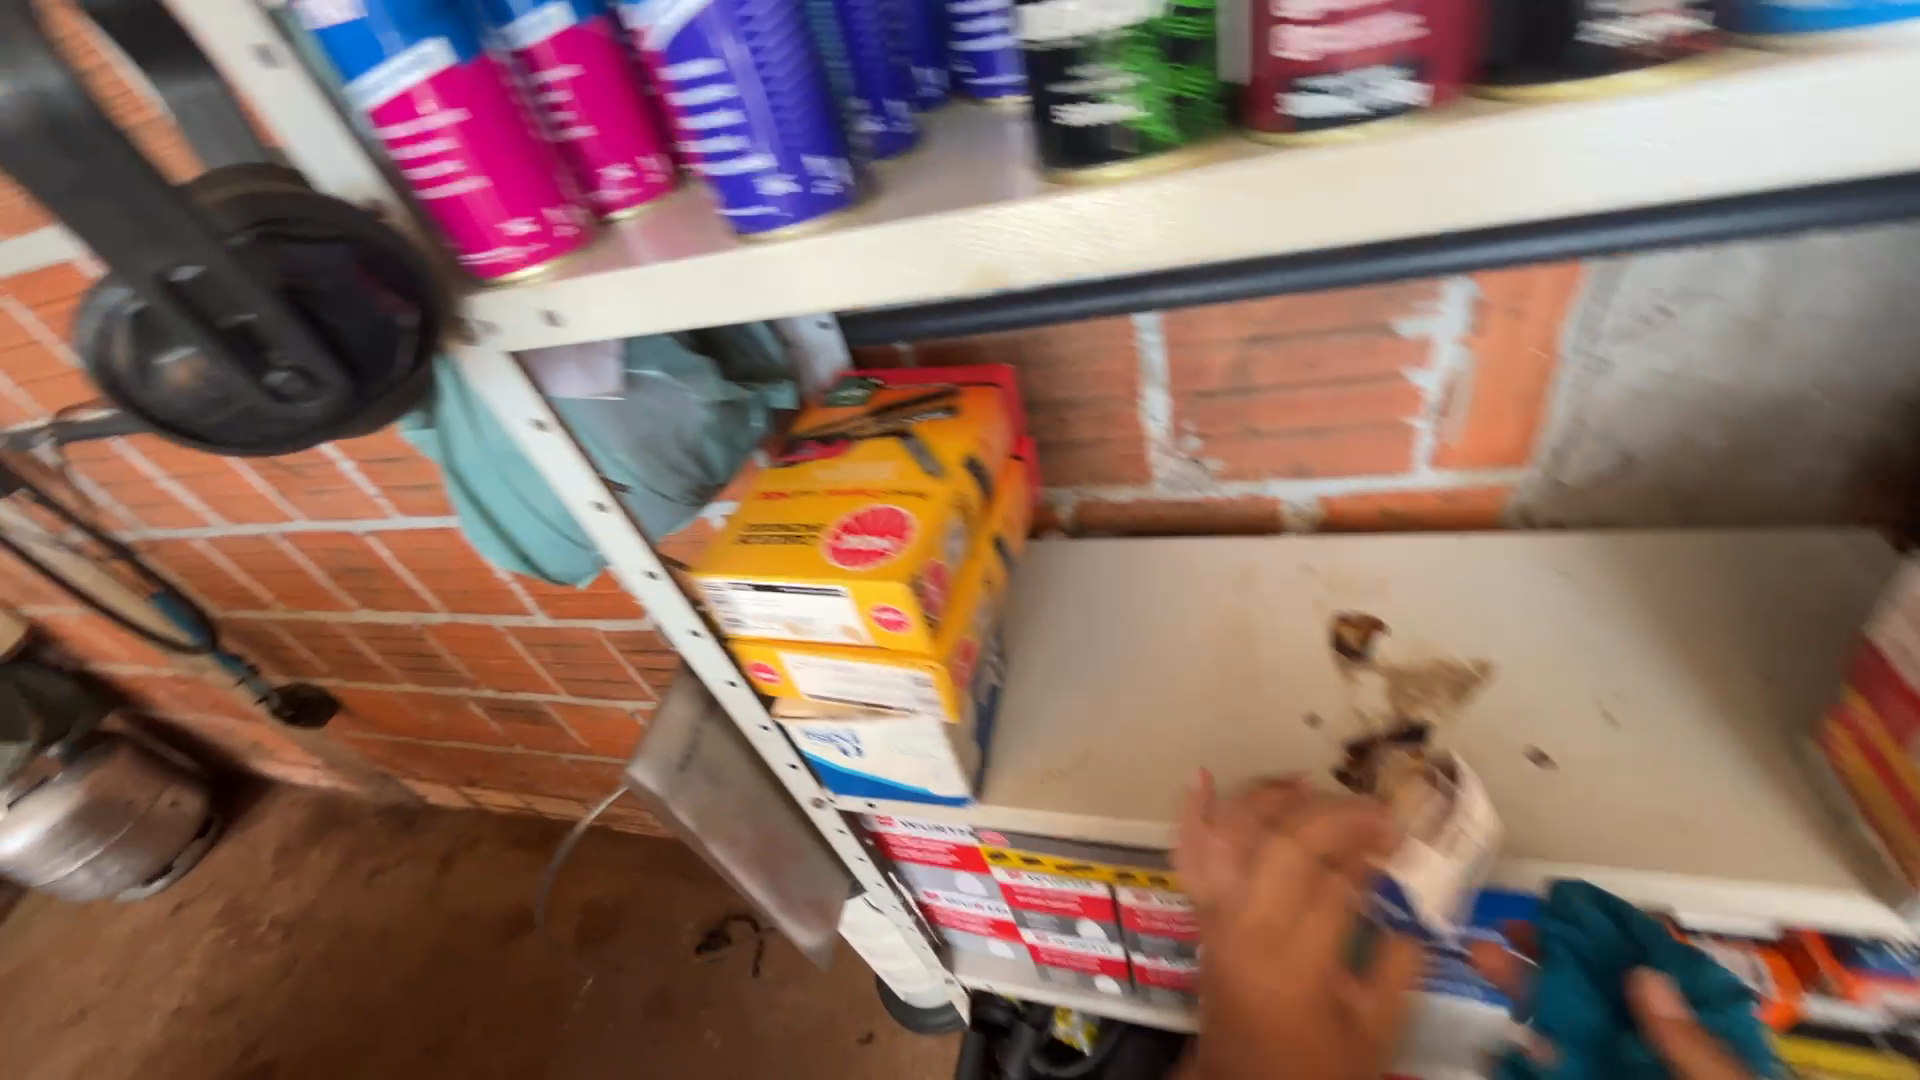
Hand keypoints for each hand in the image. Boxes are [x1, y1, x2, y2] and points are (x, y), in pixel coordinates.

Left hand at [1173, 770, 1424, 1079]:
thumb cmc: (1315, 1067)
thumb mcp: (1376, 1035)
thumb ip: (1398, 970)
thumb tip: (1410, 910)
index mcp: (1299, 962)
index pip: (1334, 882)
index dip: (1369, 851)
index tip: (1399, 837)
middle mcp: (1248, 924)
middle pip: (1284, 846)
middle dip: (1333, 817)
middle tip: (1372, 811)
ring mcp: (1215, 912)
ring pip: (1231, 834)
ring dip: (1267, 799)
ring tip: (1309, 783)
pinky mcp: (1198, 911)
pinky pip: (1186, 853)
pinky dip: (1191, 812)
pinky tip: (1202, 777)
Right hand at [1472, 925, 1758, 1079]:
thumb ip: (1697, 1050)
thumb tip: (1644, 976)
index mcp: (1703, 1054)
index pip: (1662, 983)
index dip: (1615, 939)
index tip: (1567, 905)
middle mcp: (1656, 1062)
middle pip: (1603, 997)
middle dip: (1552, 957)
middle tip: (1505, 927)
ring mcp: (1615, 1076)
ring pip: (1570, 1029)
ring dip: (1525, 992)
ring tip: (1480, 958)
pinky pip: (1549, 1066)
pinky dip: (1519, 1054)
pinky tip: (1493, 1038)